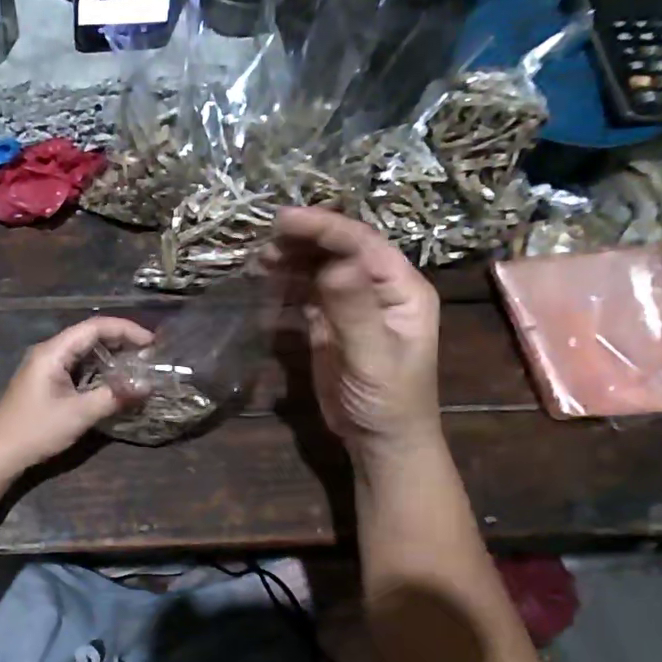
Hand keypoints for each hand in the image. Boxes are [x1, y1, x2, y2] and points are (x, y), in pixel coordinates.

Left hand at [0, 316, 153, 474]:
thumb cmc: (36, 430)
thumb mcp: (79, 414)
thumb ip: (113, 397)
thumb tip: (147, 387)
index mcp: (53, 352)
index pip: (95, 327)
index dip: (126, 330)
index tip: (152, 343)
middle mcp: (48, 352)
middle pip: (89, 336)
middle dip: (120, 342)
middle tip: (149, 356)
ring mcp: (44, 367)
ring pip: (83, 352)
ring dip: (110, 357)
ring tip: (137, 367)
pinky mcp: (45, 382)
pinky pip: (76, 367)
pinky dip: (97, 370)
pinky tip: (114, 382)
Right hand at [258, 208, 441, 461]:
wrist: (380, 441)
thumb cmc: (388, 400)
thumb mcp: (372, 356)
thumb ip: (353, 310)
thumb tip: (334, 262)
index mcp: (401, 289)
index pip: (361, 244)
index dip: (323, 228)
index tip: (283, 219)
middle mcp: (378, 290)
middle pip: (338, 251)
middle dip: (303, 242)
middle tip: (264, 242)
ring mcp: (351, 308)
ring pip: (319, 271)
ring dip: (291, 262)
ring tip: (259, 262)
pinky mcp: (329, 327)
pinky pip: (305, 296)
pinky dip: (285, 288)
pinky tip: (263, 286)